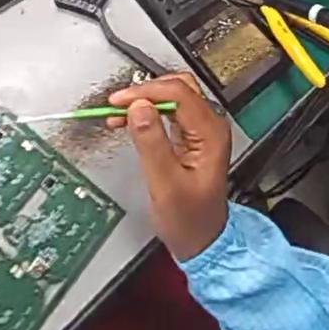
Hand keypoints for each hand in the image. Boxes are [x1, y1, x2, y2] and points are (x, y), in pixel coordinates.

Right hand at [107, 74, 230, 260]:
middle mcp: (211, 125)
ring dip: (144, 100)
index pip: (179, 94)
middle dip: (144, 92)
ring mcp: (202, 129)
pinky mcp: (191, 134)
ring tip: (118, 112)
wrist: (203, 241)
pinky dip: (147, 111)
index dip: (146, 92)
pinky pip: (169, 110)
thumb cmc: (189, 220)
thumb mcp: (166, 184)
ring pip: (173, 96)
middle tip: (117, 105)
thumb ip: (152, 143)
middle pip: (178, 88)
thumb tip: (138, 107)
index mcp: (211, 133)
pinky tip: (129, 119)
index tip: (119, 101)